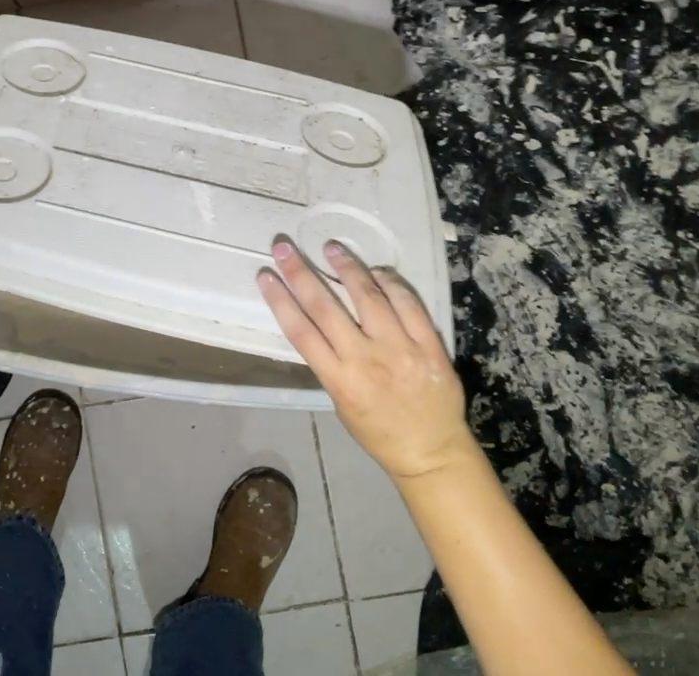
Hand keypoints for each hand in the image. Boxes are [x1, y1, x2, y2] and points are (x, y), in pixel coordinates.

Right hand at [257, 238, 475, 480]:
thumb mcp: (341, 404)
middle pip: (326, 307)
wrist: (432, 452)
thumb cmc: (379, 431)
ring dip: (347, 267)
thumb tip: (320, 322)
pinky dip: (390, 283)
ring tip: (331, 247)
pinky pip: (408, 304)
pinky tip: (377, 271)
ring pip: (368, 297)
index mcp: (339, 380)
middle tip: (284, 246)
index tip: (265, 274)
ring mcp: (400, 350)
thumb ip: (331, 363)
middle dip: (301, 272)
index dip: (280, 299)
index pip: (301, 331)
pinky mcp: (429, 345)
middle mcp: (366, 360)